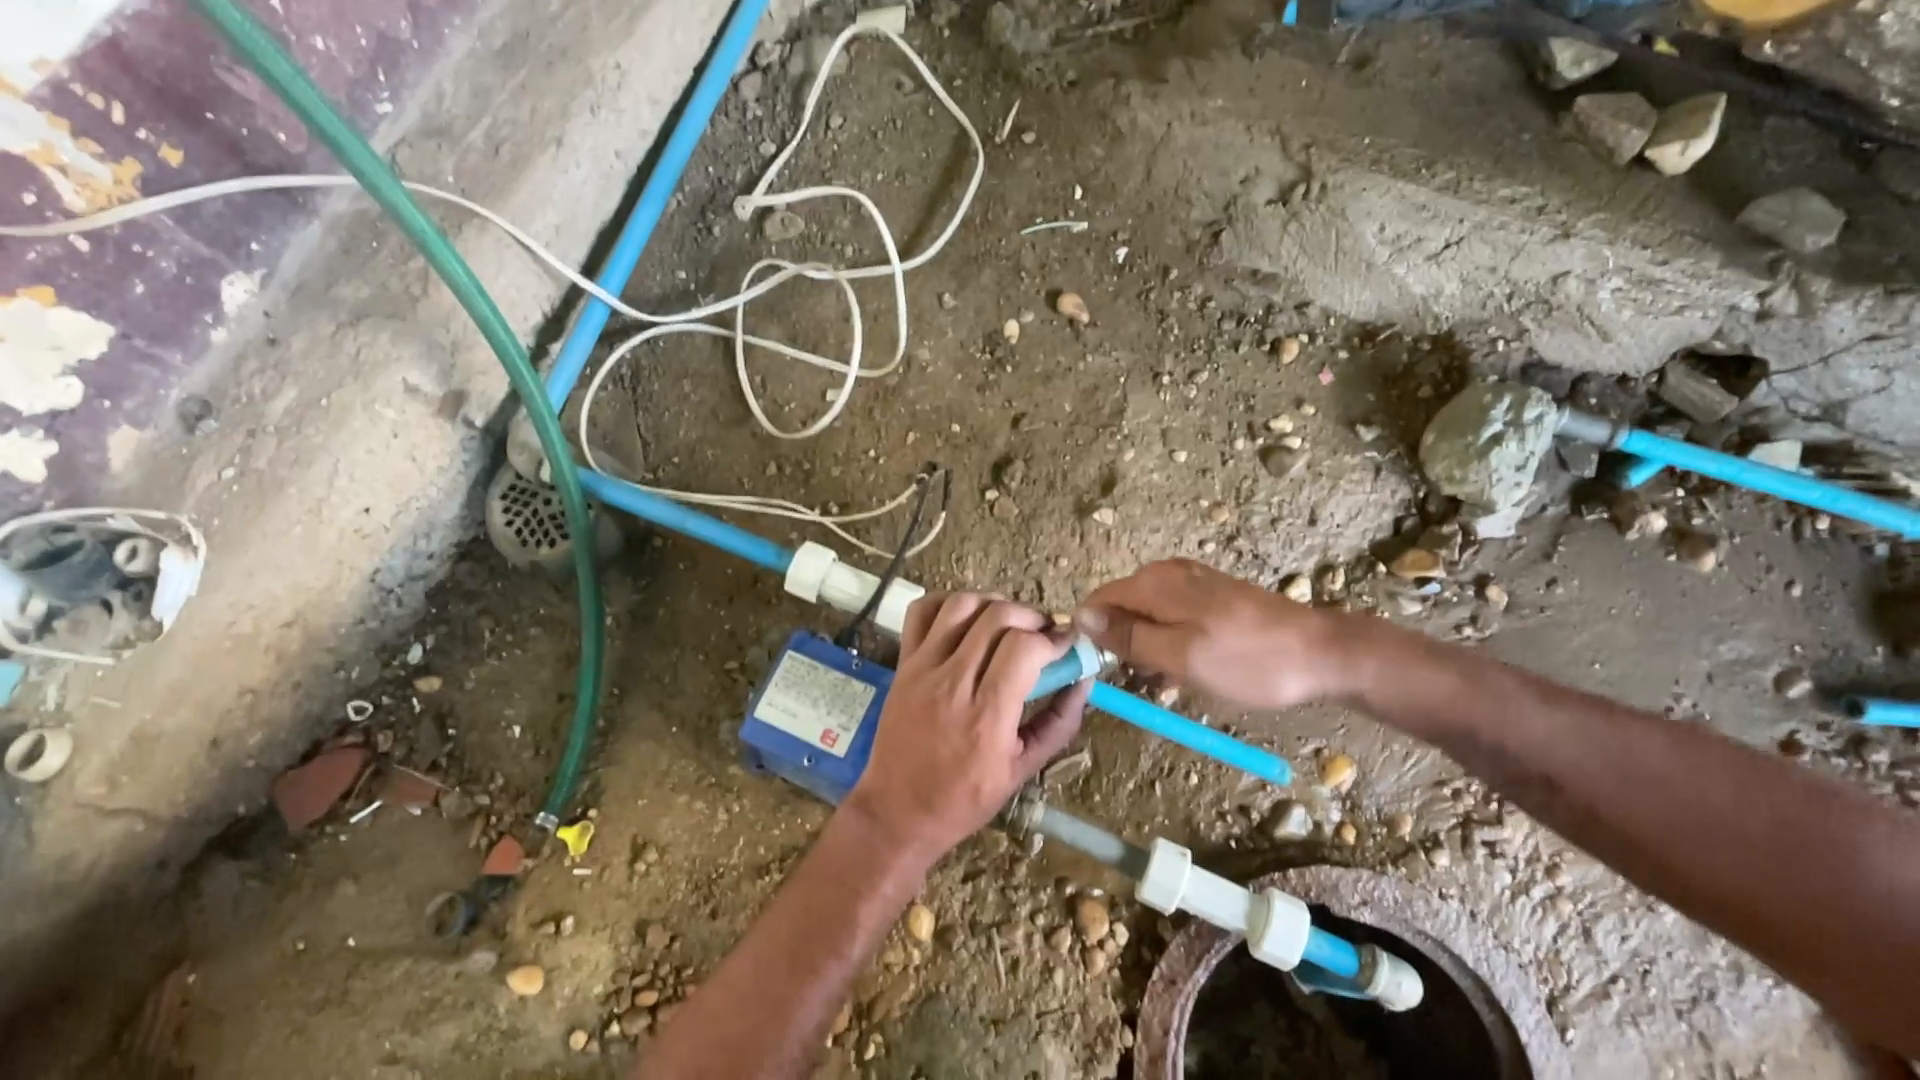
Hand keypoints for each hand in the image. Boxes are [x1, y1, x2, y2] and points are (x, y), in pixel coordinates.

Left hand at [843, 594, 1089, 862]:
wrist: (897, 810)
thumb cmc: (964, 798)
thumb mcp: (1022, 769)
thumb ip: (1058, 722)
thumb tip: (1084, 680)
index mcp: (986, 717)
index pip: (1024, 649)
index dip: (1053, 637)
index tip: (1067, 643)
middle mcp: (952, 684)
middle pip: (996, 618)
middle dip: (1030, 617)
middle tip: (1043, 634)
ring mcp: (921, 669)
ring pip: (960, 605)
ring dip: (993, 604)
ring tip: (1008, 623)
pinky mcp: (902, 664)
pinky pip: (921, 611)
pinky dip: (948, 602)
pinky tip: (967, 619)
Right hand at [1075, 559, 1358, 709]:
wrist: (1324, 655)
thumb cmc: (1248, 661)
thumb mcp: (1180, 656)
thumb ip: (1128, 637)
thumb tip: (1081, 617)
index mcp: (1155, 583)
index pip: (1097, 602)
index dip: (1090, 635)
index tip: (1099, 671)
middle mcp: (1168, 573)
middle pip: (1121, 608)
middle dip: (1123, 645)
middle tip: (1148, 681)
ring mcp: (1194, 582)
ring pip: (1148, 616)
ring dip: (1150, 649)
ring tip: (1174, 680)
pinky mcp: (1214, 595)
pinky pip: (1173, 618)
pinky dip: (1173, 643)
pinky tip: (1192, 668)